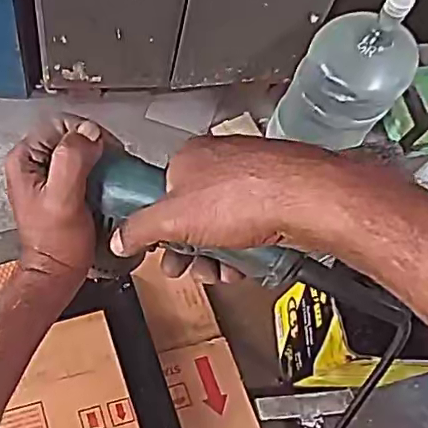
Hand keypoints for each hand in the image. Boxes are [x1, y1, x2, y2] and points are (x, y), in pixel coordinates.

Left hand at [5, 115, 103, 279]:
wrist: (57, 273)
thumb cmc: (56, 245)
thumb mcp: (63, 199)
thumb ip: (73, 160)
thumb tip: (89, 133)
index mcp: (24, 160)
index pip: (60, 124)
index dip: (87, 134)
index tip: (106, 151)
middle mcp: (33, 164)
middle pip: (71, 137)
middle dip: (96, 148)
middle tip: (112, 166)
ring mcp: (47, 177)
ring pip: (80, 152)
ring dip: (100, 162)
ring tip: (112, 178)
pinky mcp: (62, 190)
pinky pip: (84, 170)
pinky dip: (99, 175)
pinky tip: (107, 188)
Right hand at [111, 136, 388, 282]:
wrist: (308, 201)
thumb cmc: (250, 196)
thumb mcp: (174, 220)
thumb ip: (139, 229)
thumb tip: (120, 237)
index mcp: (188, 158)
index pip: (157, 194)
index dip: (156, 229)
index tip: (158, 249)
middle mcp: (218, 163)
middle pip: (188, 217)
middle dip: (188, 250)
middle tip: (188, 266)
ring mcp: (247, 181)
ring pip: (218, 228)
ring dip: (215, 257)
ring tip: (221, 270)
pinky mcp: (271, 200)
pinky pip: (245, 231)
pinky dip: (242, 252)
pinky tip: (244, 264)